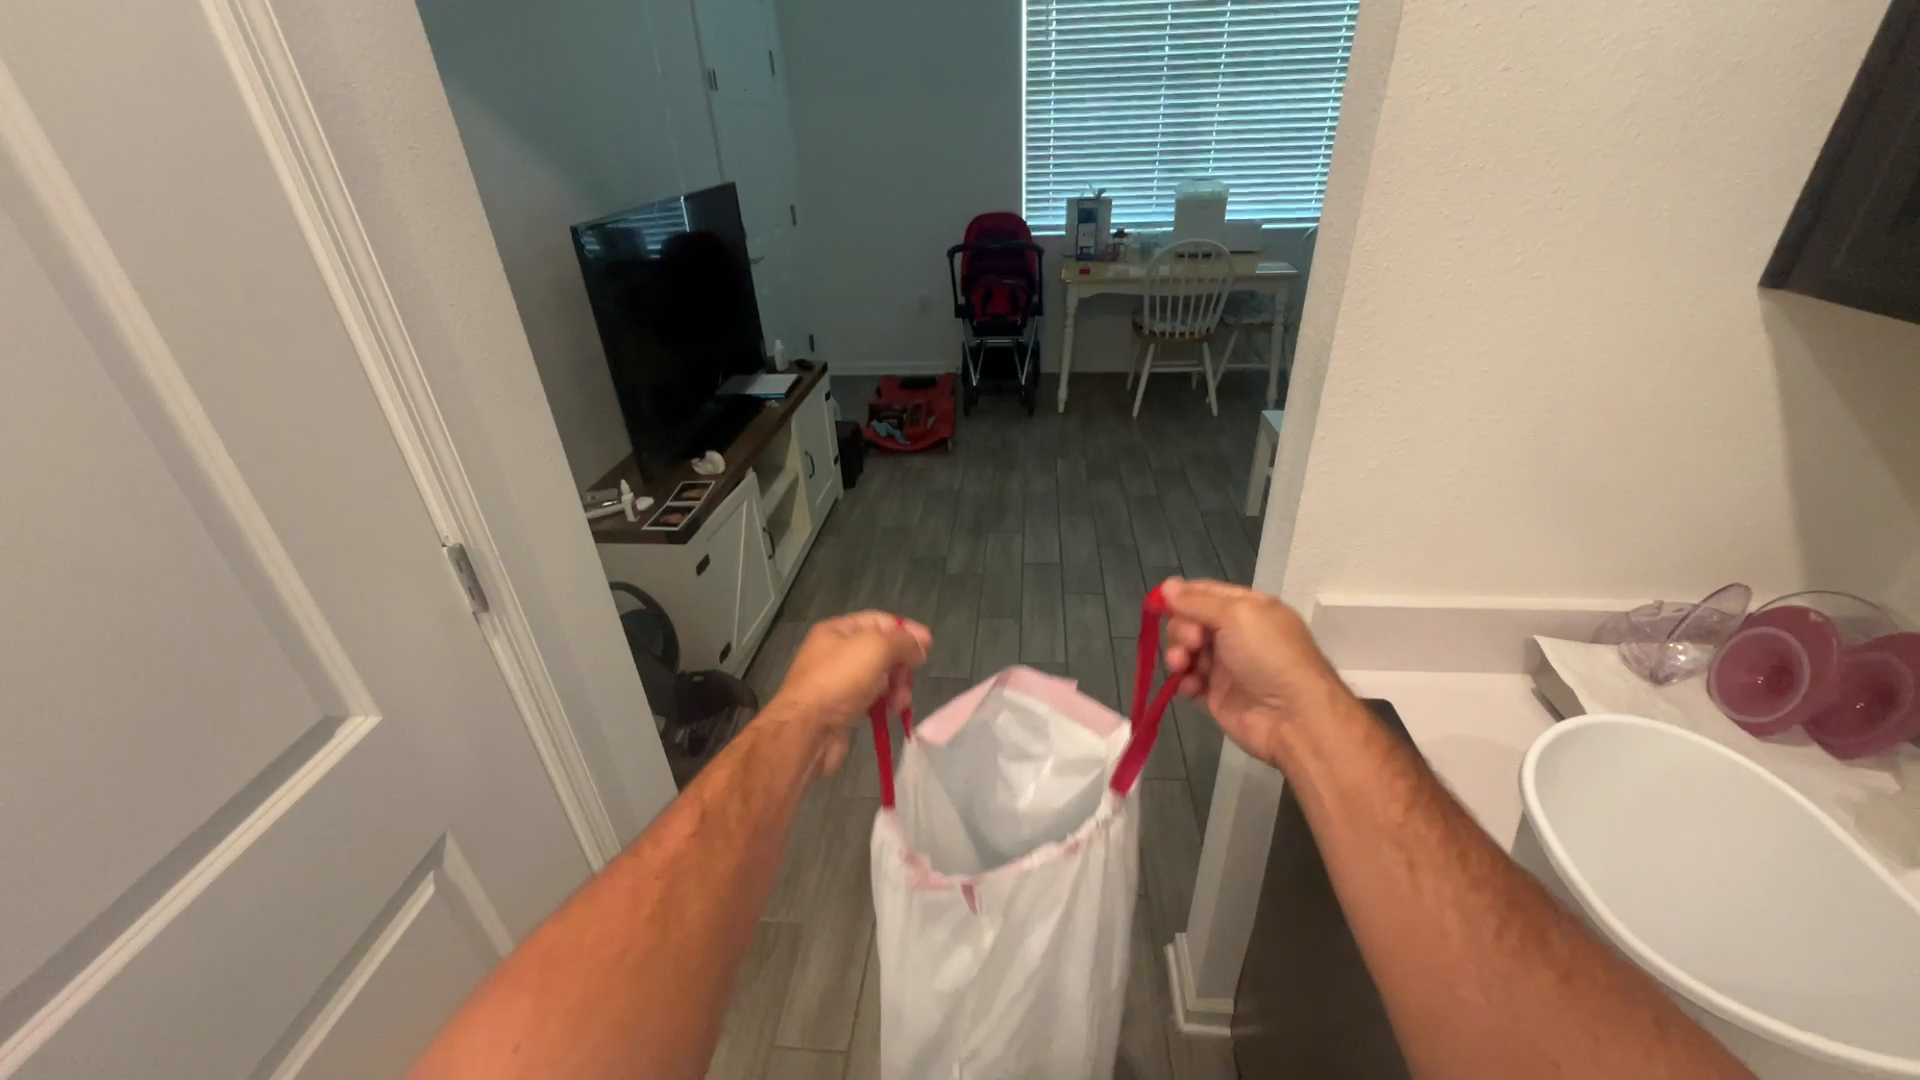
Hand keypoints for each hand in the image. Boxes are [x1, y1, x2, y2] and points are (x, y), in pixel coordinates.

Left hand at [768, 611, 930, 775]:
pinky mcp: (841, 707)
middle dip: (901, 665)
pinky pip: (871, 698)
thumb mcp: (876, 648)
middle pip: (882, 650)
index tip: (928, 647)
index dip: (906, 631)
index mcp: (838, 630)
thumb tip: (920, 645)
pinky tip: (889, 712)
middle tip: (909, 680)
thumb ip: (903, 641)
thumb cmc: (839, 681)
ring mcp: (837, 681)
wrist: (807, 731)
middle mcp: (835, 652)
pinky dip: (883, 703)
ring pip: (879, 676)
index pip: (880, 621)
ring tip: (899, 703)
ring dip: (895, 687)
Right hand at [1158, 578, 1350, 770]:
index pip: (1206, 593)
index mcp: (1248, 608)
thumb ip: (1198, 601)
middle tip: (1191, 642)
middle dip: (1182, 629)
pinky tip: (1190, 687)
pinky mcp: (1217, 696)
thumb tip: (1167, 586)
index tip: (1159, 603)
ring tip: (1182, 667)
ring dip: (1178, 655)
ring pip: (1186, 651)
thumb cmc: (1269, 657)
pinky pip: (1188, 682)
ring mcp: (1226, 666)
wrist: (1294, 718)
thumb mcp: (1236, 616)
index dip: (1182, 596)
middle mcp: (1237, 634)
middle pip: (1191, 622)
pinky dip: (1184, 682)